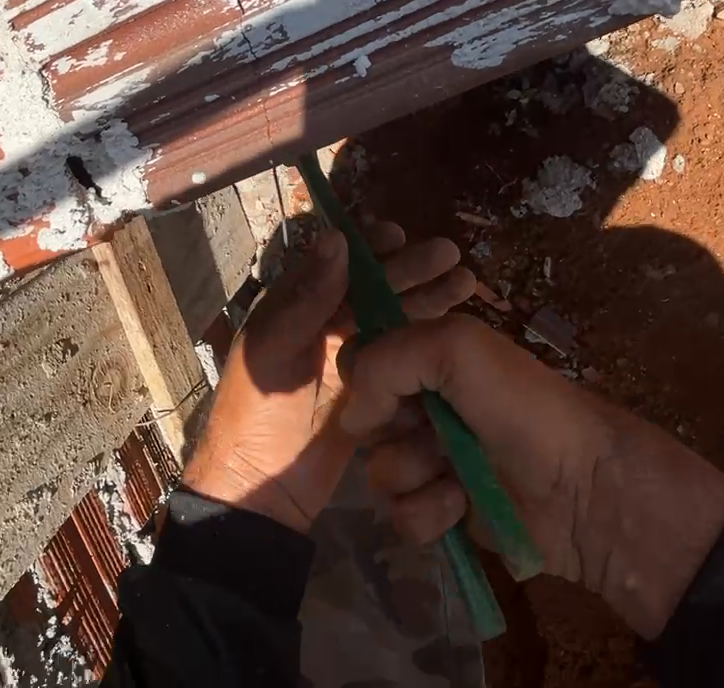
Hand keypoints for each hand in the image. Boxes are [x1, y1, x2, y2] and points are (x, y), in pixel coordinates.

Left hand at [181, 221, 476, 532]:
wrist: (263, 489)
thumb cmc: (257, 413)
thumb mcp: (274, 350)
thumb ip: (307, 297)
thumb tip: (337, 236)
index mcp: (296, 308)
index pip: (337, 264)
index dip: (368, 246)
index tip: (398, 234)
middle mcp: (325, 325)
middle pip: (375, 288)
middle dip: (412, 269)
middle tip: (450, 254)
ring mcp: (352, 358)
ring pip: (395, 317)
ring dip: (428, 299)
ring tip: (466, 283)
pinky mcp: (373, 389)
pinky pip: (404, 354)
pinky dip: (428, 338)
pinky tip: (456, 326)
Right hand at [338, 314, 723, 638]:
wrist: (584, 487)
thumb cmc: (521, 405)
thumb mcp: (456, 348)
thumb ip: (387, 360)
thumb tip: (353, 417)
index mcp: (430, 356)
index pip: (364, 360)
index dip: (365, 378)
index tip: (385, 390)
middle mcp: (427, 403)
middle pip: (363, 420)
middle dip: (391, 429)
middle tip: (429, 430)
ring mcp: (434, 458)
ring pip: (379, 470)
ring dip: (412, 473)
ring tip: (452, 472)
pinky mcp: (443, 509)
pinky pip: (400, 515)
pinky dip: (427, 512)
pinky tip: (459, 506)